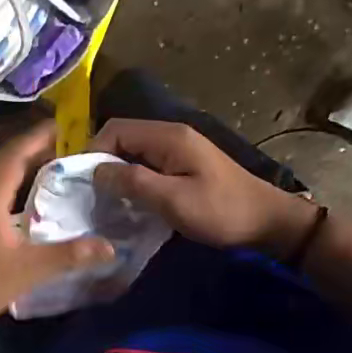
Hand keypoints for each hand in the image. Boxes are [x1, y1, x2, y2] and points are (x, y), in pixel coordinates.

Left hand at [0, 122, 114, 352]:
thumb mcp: (28, 271)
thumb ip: (69, 255)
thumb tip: (110, 247)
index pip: (15, 152)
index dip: (38, 137)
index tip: (60, 125)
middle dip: (27, 153)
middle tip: (57, 152)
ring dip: (8, 171)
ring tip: (36, 175)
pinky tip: (5, 206)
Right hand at [93, 119, 312, 252]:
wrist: (268, 222)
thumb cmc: (220, 211)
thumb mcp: (172, 200)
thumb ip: (132, 182)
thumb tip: (96, 172)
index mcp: (168, 136)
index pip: (115, 129)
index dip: (93, 152)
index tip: (83, 182)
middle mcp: (171, 134)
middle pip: (122, 138)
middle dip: (102, 162)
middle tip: (92, 193)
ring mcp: (179, 149)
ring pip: (133, 152)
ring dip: (117, 171)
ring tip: (107, 199)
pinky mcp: (184, 164)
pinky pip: (147, 163)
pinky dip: (133, 177)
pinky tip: (130, 199)